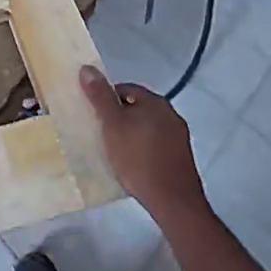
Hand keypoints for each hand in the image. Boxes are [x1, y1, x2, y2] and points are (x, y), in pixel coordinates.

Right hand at [79, 65, 207, 216]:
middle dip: (121, 120)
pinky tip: (137, 168)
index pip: (125, 89)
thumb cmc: (138, 158)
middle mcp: (171, 114)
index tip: (97, 119)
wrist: (173, 202)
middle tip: (105, 136)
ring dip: (135, 136)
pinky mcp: (183, 160)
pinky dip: (146, 153)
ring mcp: (180, 138)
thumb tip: (87, 68)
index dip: (107, 101)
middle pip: (138, 109)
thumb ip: (100, 96)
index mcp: (155, 101)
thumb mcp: (112, 124)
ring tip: (119, 154)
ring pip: (149, 129)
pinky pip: (159, 148)